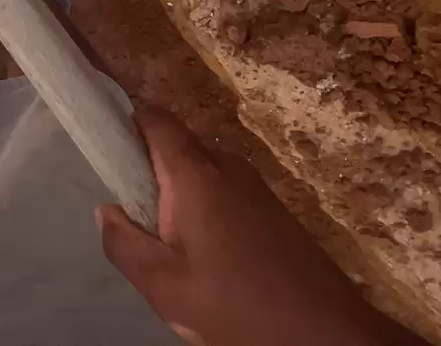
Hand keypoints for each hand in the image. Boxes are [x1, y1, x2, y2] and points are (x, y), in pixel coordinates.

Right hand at [97, 109, 429, 345]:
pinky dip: (207, 208)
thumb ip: (123, 244)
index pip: (153, 116)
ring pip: (200, 171)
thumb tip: (105, 211)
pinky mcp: (276, 209)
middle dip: (149, 169)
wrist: (336, 342)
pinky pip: (225, 190)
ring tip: (175, 242)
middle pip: (174, 145)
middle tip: (137, 212)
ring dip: (180, 193)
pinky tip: (211, 255)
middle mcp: (226, 165)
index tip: (103, 139)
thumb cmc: (241, 306)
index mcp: (194, 173)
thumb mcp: (165, 288)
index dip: (124, 117)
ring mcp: (256, 186)